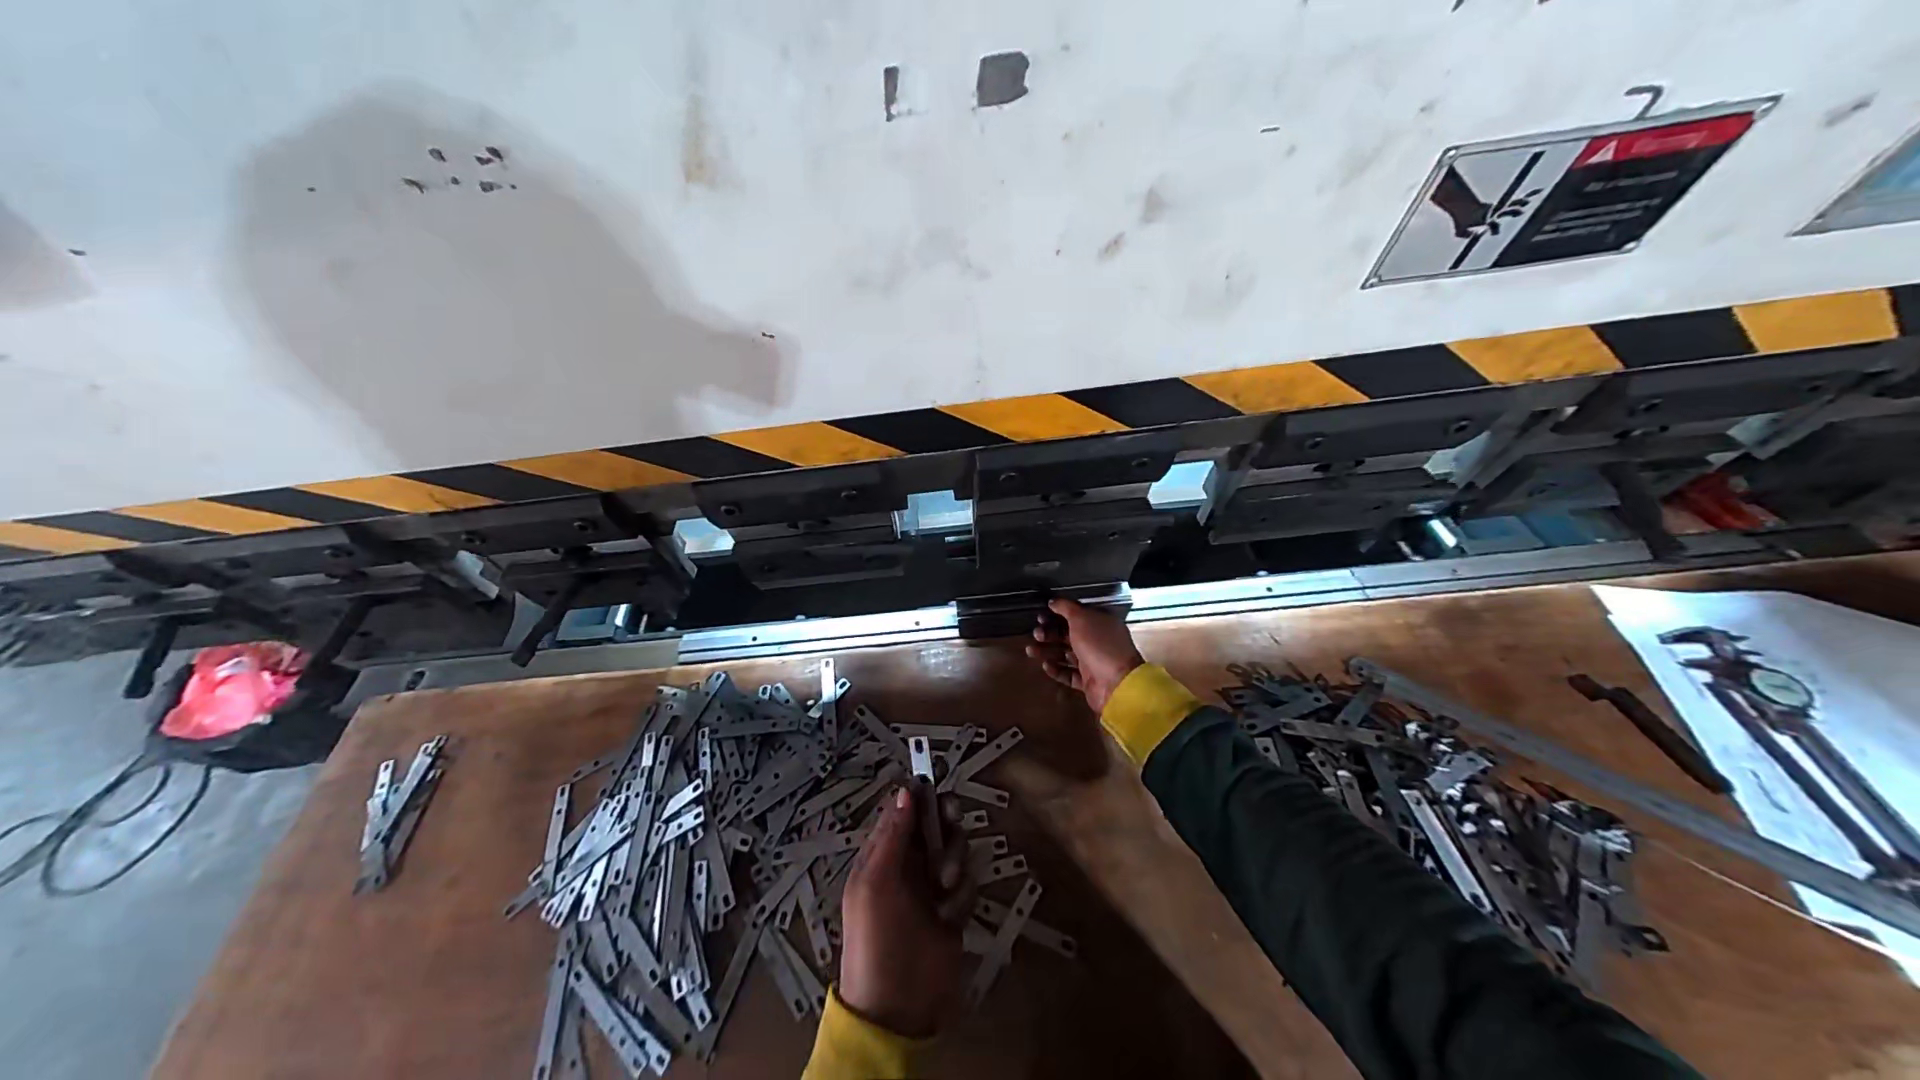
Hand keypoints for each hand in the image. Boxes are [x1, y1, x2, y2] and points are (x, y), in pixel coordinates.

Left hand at [838, 787, 973, 1037]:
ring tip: (943, 888)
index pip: (904, 811)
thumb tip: (905, 791)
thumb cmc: (875, 940)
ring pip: (956, 850)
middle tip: (951, 823)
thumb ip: (892, 836)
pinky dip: (962, 895)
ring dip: (954, 862)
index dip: (921, 797)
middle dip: (946, 824)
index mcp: (882, 854)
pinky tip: (949, 915)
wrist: (896, 1006)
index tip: (936, 791)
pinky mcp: (953, 909)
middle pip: (936, 824)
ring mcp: (931, 886)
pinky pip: (968, 883)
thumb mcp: (875, 883)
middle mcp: (908, 864)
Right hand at [1025, 598, 1144, 713]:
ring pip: (1066, 654)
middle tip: (1036, 634)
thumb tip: (1053, 601)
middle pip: (1069, 635)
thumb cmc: (1099, 645)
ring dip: (1048, 651)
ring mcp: (1093, 662)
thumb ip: (1066, 608)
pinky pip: (1069, 673)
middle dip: (1050, 633)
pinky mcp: (1087, 681)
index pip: (1076, 616)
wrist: (1115, 683)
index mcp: (1100, 623)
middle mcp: (1098, 641)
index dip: (1057, 614)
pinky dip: (1057, 669)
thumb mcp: (1082, 619)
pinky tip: (1046, 665)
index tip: (1041, 616)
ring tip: (1031, 650)